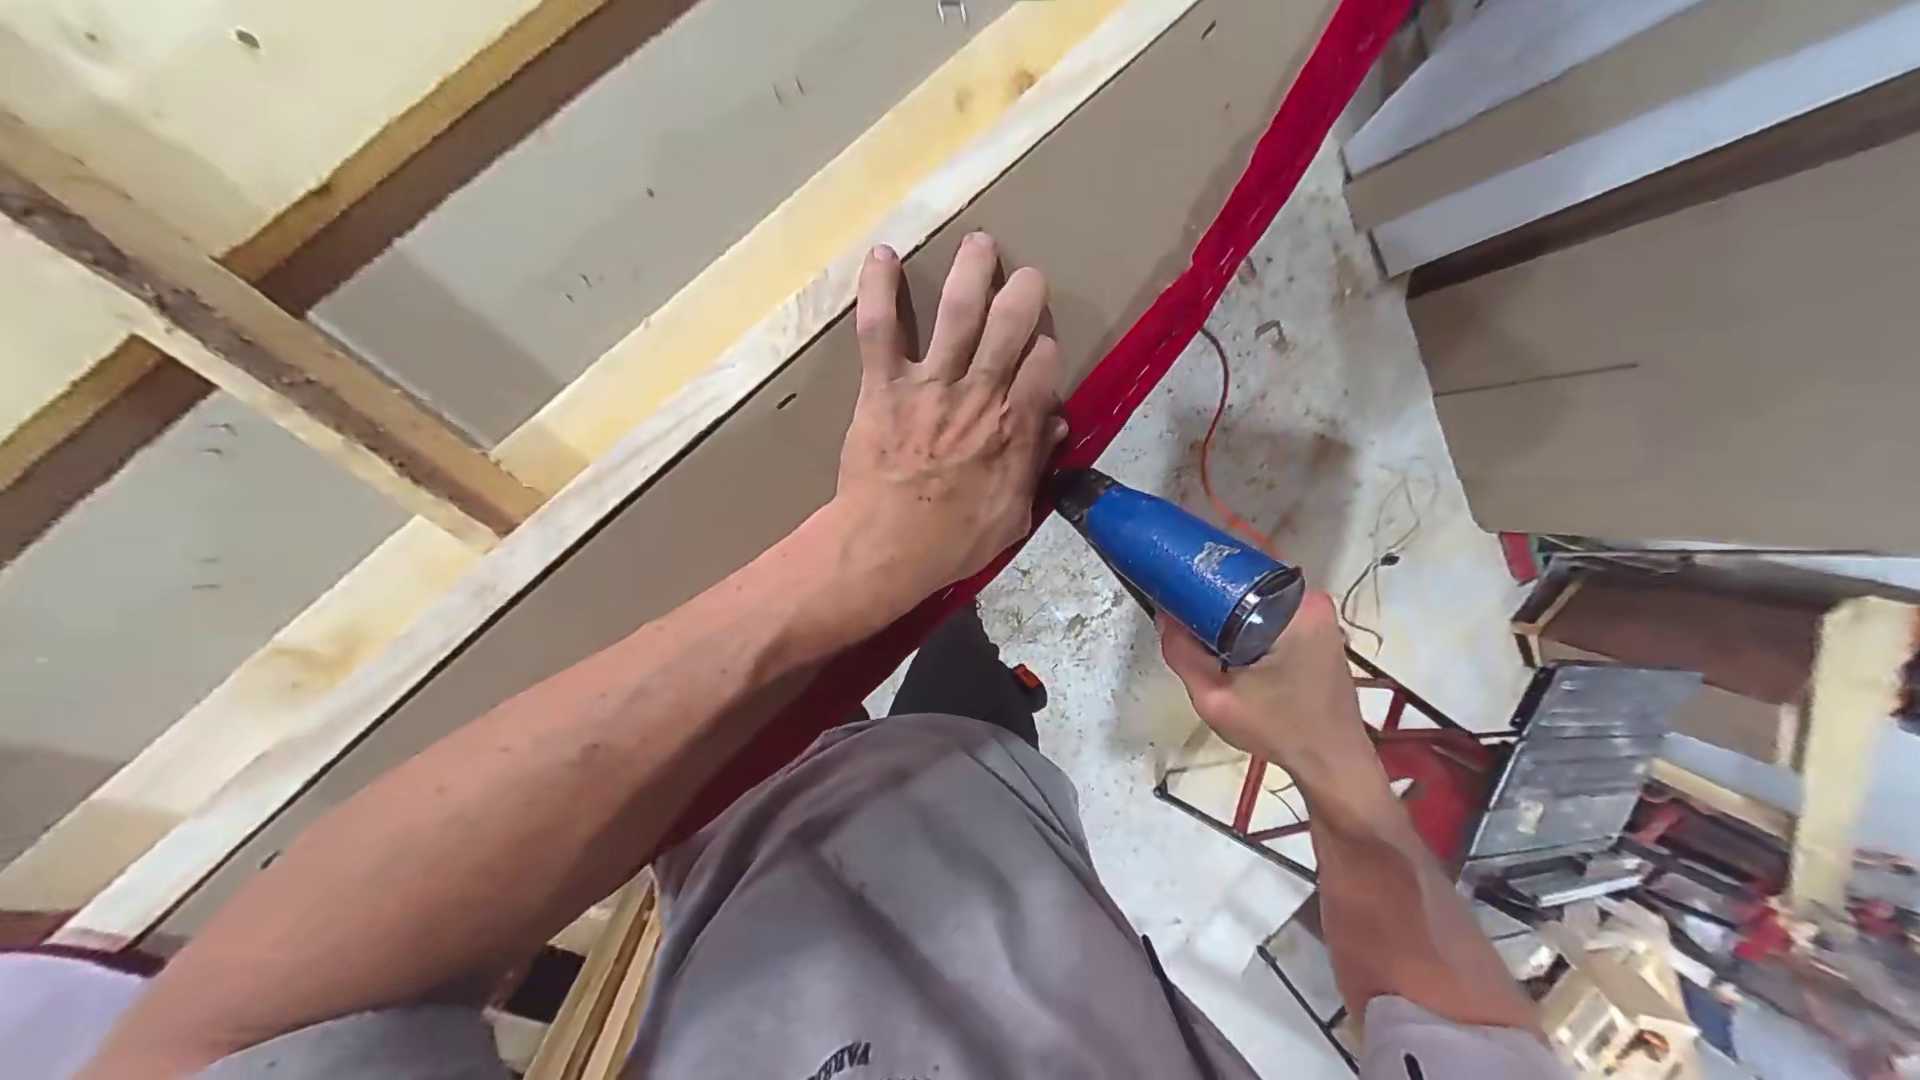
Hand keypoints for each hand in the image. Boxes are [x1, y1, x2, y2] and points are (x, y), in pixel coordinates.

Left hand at [829, 233, 1066, 613]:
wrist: (887, 545)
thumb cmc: (953, 540)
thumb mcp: (1013, 514)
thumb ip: (1035, 465)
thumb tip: (1056, 426)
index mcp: (1015, 425)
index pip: (1044, 363)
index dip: (1045, 348)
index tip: (1039, 350)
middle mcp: (980, 392)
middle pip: (1013, 322)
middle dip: (1024, 292)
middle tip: (1025, 278)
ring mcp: (930, 384)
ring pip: (958, 310)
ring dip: (972, 270)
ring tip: (979, 242)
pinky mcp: (884, 385)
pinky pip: (880, 328)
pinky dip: (879, 289)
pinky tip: (883, 254)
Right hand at [1157, 591, 1384, 794]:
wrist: (1333, 763)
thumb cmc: (1279, 730)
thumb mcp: (1214, 698)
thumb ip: (1181, 654)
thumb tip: (1164, 617)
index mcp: (1294, 608)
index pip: (1230, 577)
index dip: (1196, 588)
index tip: (1173, 601)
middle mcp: (1311, 602)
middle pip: (1242, 589)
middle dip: (1212, 606)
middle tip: (1189, 632)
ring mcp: (1319, 617)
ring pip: (1255, 603)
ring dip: (1230, 619)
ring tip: (1207, 644)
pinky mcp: (1320, 632)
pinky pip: (1271, 616)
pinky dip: (1249, 628)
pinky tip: (1234, 653)